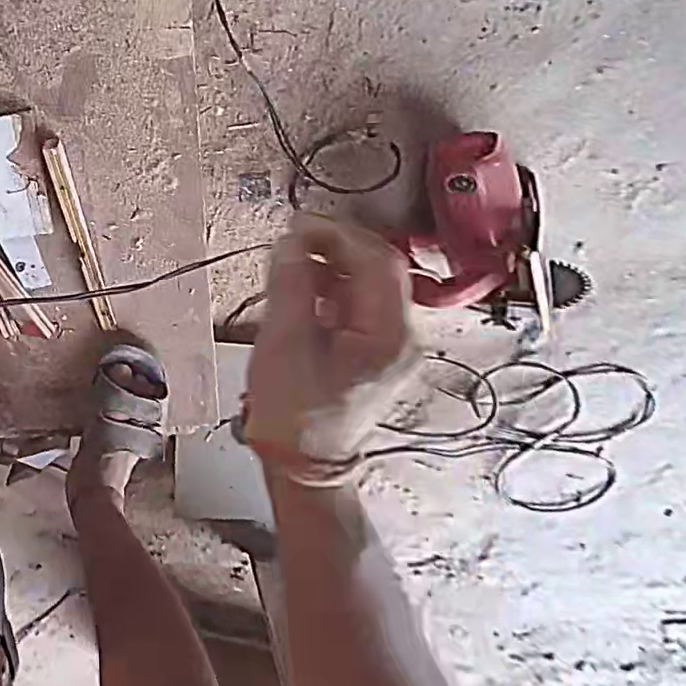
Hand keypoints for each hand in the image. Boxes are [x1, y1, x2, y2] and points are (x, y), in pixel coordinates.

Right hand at [242, 216, 414, 461]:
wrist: (302, 462)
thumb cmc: (293, 410)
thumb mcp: (284, 341)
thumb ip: (292, 286)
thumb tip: (291, 243)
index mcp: (390, 334)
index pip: (378, 262)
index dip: (339, 234)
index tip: (299, 223)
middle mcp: (401, 337)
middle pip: (378, 271)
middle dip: (336, 245)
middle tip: (293, 234)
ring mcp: (388, 346)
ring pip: (367, 286)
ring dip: (332, 265)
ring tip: (293, 256)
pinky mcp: (370, 353)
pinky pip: (356, 305)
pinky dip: (330, 287)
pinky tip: (303, 285)